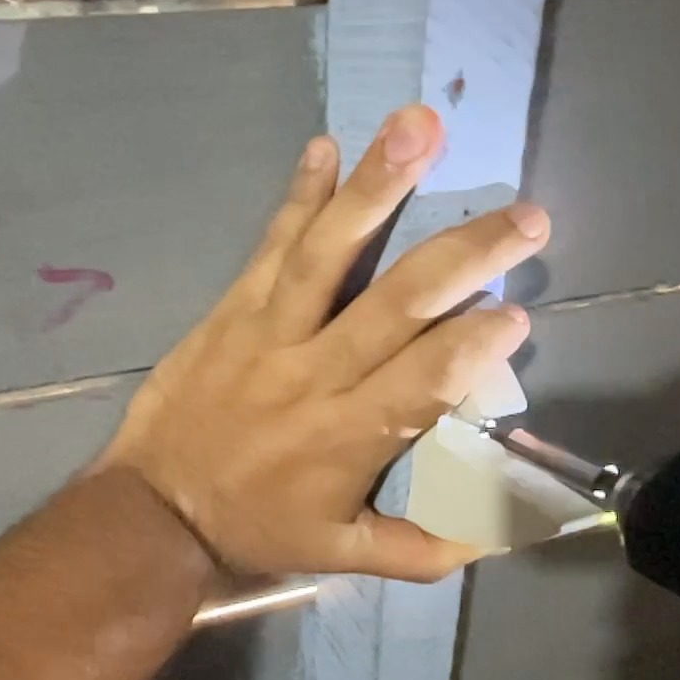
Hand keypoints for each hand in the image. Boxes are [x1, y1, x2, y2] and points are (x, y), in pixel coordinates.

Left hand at [96, 104, 549, 581]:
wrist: (154, 509)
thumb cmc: (250, 529)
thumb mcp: (335, 553)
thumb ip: (413, 547)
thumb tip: (488, 539)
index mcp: (352, 433)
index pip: (429, 375)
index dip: (477, 343)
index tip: (516, 314)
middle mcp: (317, 373)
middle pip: (400, 302)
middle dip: (467, 254)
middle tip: (526, 217)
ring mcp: (270, 334)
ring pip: (330, 253)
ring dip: (378, 188)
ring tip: (419, 126)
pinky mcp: (231, 313)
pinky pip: (268, 248)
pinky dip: (297, 198)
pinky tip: (324, 148)